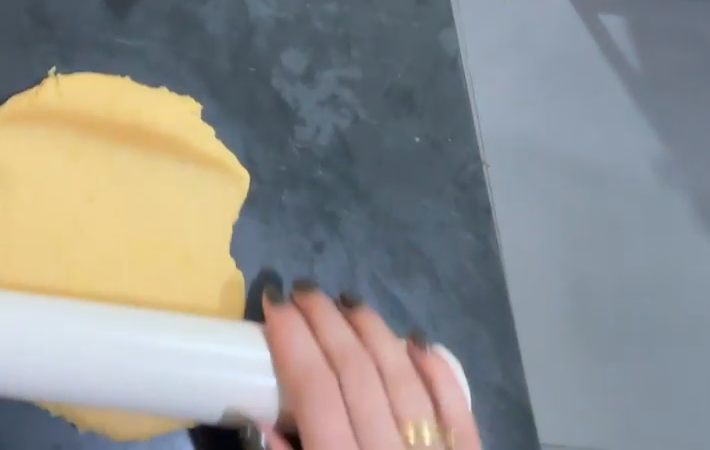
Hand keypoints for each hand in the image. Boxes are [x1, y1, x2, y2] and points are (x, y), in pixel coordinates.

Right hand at [252, 275, 477, 449]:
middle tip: (303, 291)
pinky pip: (455, 408)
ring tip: (346, 302)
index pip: (314, 389)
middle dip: (324, 321)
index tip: (273, 302)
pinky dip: (435, 368)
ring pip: (402, 378)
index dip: (292, 339)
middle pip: (355, 372)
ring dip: (372, 331)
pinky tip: (413, 339)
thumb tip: (254, 417)